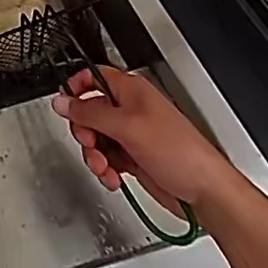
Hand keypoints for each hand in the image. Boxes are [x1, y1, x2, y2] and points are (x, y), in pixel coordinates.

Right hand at [51, 67, 232, 210]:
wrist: (204, 190)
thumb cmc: (180, 152)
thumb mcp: (126, 127)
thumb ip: (89, 113)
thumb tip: (62, 102)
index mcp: (132, 91)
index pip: (95, 76)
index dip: (77, 86)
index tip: (66, 103)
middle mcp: (131, 110)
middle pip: (90, 111)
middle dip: (85, 130)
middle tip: (90, 141)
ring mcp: (132, 134)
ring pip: (96, 138)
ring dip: (94, 154)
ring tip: (104, 165)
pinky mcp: (133, 157)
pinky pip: (107, 157)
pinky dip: (105, 168)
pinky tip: (113, 176)